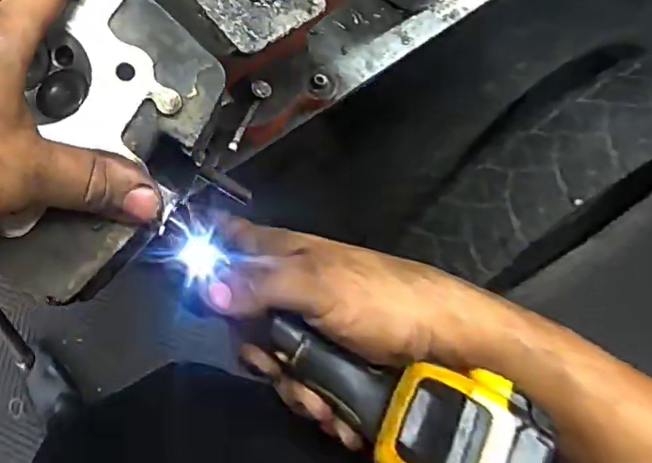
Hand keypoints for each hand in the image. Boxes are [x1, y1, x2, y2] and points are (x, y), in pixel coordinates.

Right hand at [201, 218, 518, 452]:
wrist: (447, 341)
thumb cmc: (378, 296)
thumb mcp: (316, 284)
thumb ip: (259, 283)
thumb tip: (206, 288)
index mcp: (279, 251)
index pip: (228, 240)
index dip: (209, 262)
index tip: (204, 297)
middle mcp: (287, 284)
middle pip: (242, 315)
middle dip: (256, 351)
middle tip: (275, 366)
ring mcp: (309, 324)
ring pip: (273, 357)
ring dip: (290, 386)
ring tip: (320, 401)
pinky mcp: (329, 359)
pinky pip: (301, 382)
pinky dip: (314, 401)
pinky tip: (334, 412)